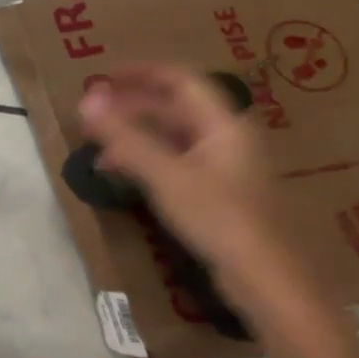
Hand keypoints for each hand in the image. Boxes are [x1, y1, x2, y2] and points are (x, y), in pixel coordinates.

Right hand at [78, 63, 283, 274]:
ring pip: (174, 137)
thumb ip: (123, 135)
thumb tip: (86, 98)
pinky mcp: (221, 197)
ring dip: (135, 135)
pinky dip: (147, 160)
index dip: (142, 72)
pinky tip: (123, 174)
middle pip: (175, 108)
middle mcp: (228, 141)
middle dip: (131, 107)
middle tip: (92, 111)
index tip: (104, 75)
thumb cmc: (221, 219)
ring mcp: (227, 170)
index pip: (182, 80)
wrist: (272, 286)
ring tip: (99, 144)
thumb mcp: (164, 174)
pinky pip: (177, 163)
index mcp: (224, 127)